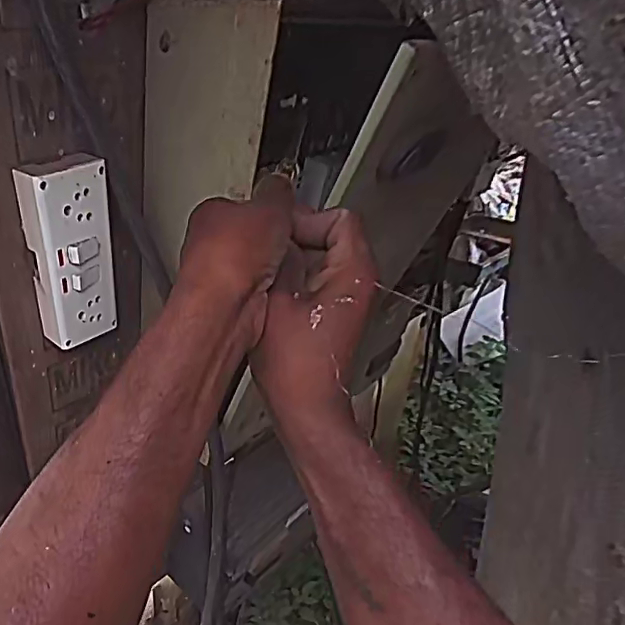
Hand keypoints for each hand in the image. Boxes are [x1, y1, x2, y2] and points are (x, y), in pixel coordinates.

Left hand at [176, 175, 298, 346]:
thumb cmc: (229, 258)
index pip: (246, 203)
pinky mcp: (230, 304)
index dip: (272, 208)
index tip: (288, 212)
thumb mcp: (270, 207)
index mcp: (211, 212)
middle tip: (289, 242)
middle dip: (276, 241)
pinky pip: (263, 292)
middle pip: (255, 237)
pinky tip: (276, 290)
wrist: (224, 308)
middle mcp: (208, 245)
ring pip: (261, 267)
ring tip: (282, 268)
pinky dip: (274, 291)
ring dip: (277, 268)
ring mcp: (219, 277)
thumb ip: (278, 192)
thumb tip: (281, 184)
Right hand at [251, 206, 379, 430]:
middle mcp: (359, 283)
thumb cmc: (297, 368)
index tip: (278, 231)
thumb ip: (278, 260)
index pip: (339, 217)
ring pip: (320, 259)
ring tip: (265, 276)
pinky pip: (316, 281)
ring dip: (292, 262)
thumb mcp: (276, 300)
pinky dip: (294, 281)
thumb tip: (275, 236)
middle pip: (330, 236)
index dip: (304, 219)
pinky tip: (271, 296)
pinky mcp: (335, 314)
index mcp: (354, 272)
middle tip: (266, 251)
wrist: (305, 406)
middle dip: (295, 240)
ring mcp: (348, 299)